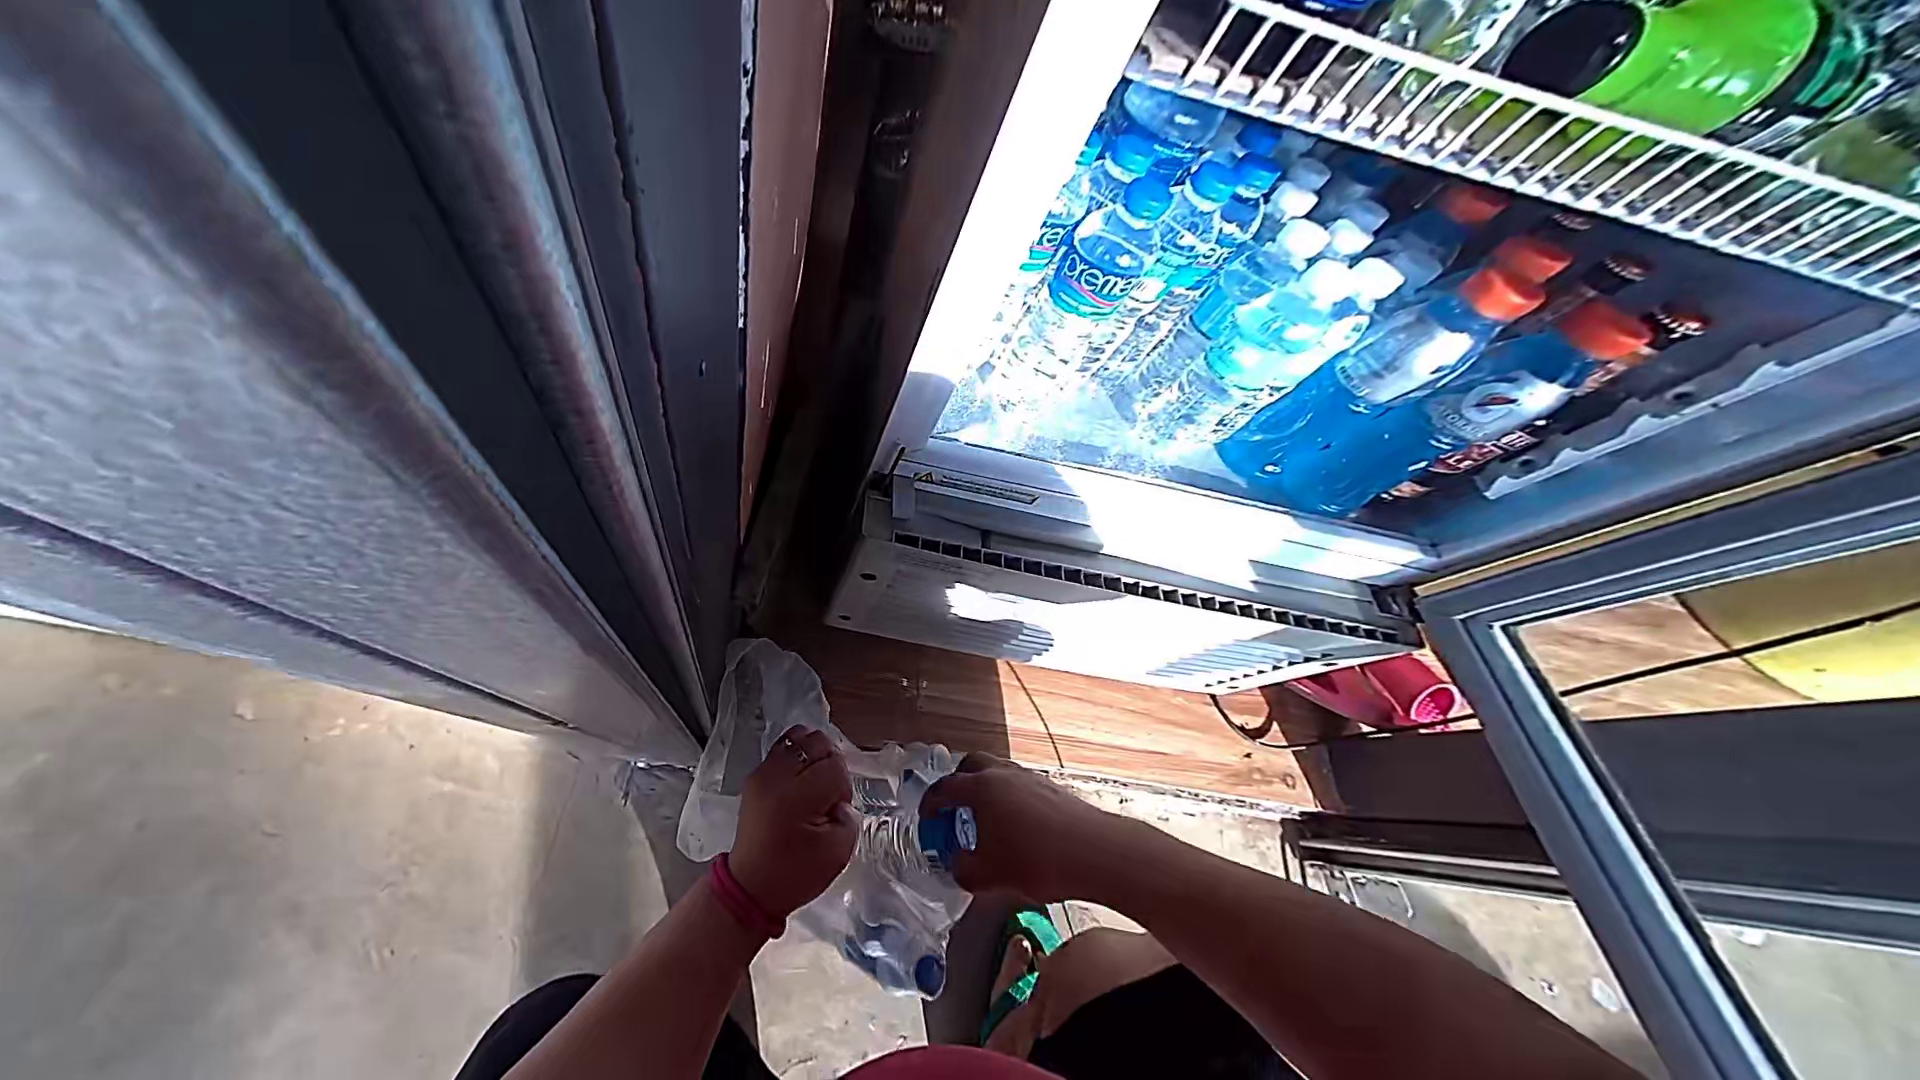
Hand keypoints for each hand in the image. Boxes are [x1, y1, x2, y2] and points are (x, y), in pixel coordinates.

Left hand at [728, 726, 856, 918]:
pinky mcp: (755, 776)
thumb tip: (840, 799)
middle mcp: (777, 778)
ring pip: (799, 736)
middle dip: (831, 763)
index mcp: (797, 798)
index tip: (837, 808)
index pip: (835, 766)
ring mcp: (763, 774)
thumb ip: (849, 817)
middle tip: (828, 793)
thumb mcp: (838, 852)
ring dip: (813, 754)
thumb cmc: (794, 874)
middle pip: (818, 742)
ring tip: (813, 781)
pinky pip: (782, 747)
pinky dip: (797, 754)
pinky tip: (800, 778)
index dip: (843, 786)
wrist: (750, 888)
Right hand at [921, 754, 1124, 902]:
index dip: (930, 804)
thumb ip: (963, 869)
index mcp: (981, 788)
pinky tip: (1014, 827)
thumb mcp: (988, 875)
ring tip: (985, 821)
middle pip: (971, 766)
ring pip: (997, 772)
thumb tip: (959, 864)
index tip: (927, 818)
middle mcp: (1003, 773)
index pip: (945, 788)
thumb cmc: (1037, 860)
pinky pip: (1018, 785)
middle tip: (953, 810)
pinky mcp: (1050, 787)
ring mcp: (1029, 777)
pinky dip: (1007, 798)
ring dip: (985, 790)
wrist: (1093, 851)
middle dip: (957, 785)